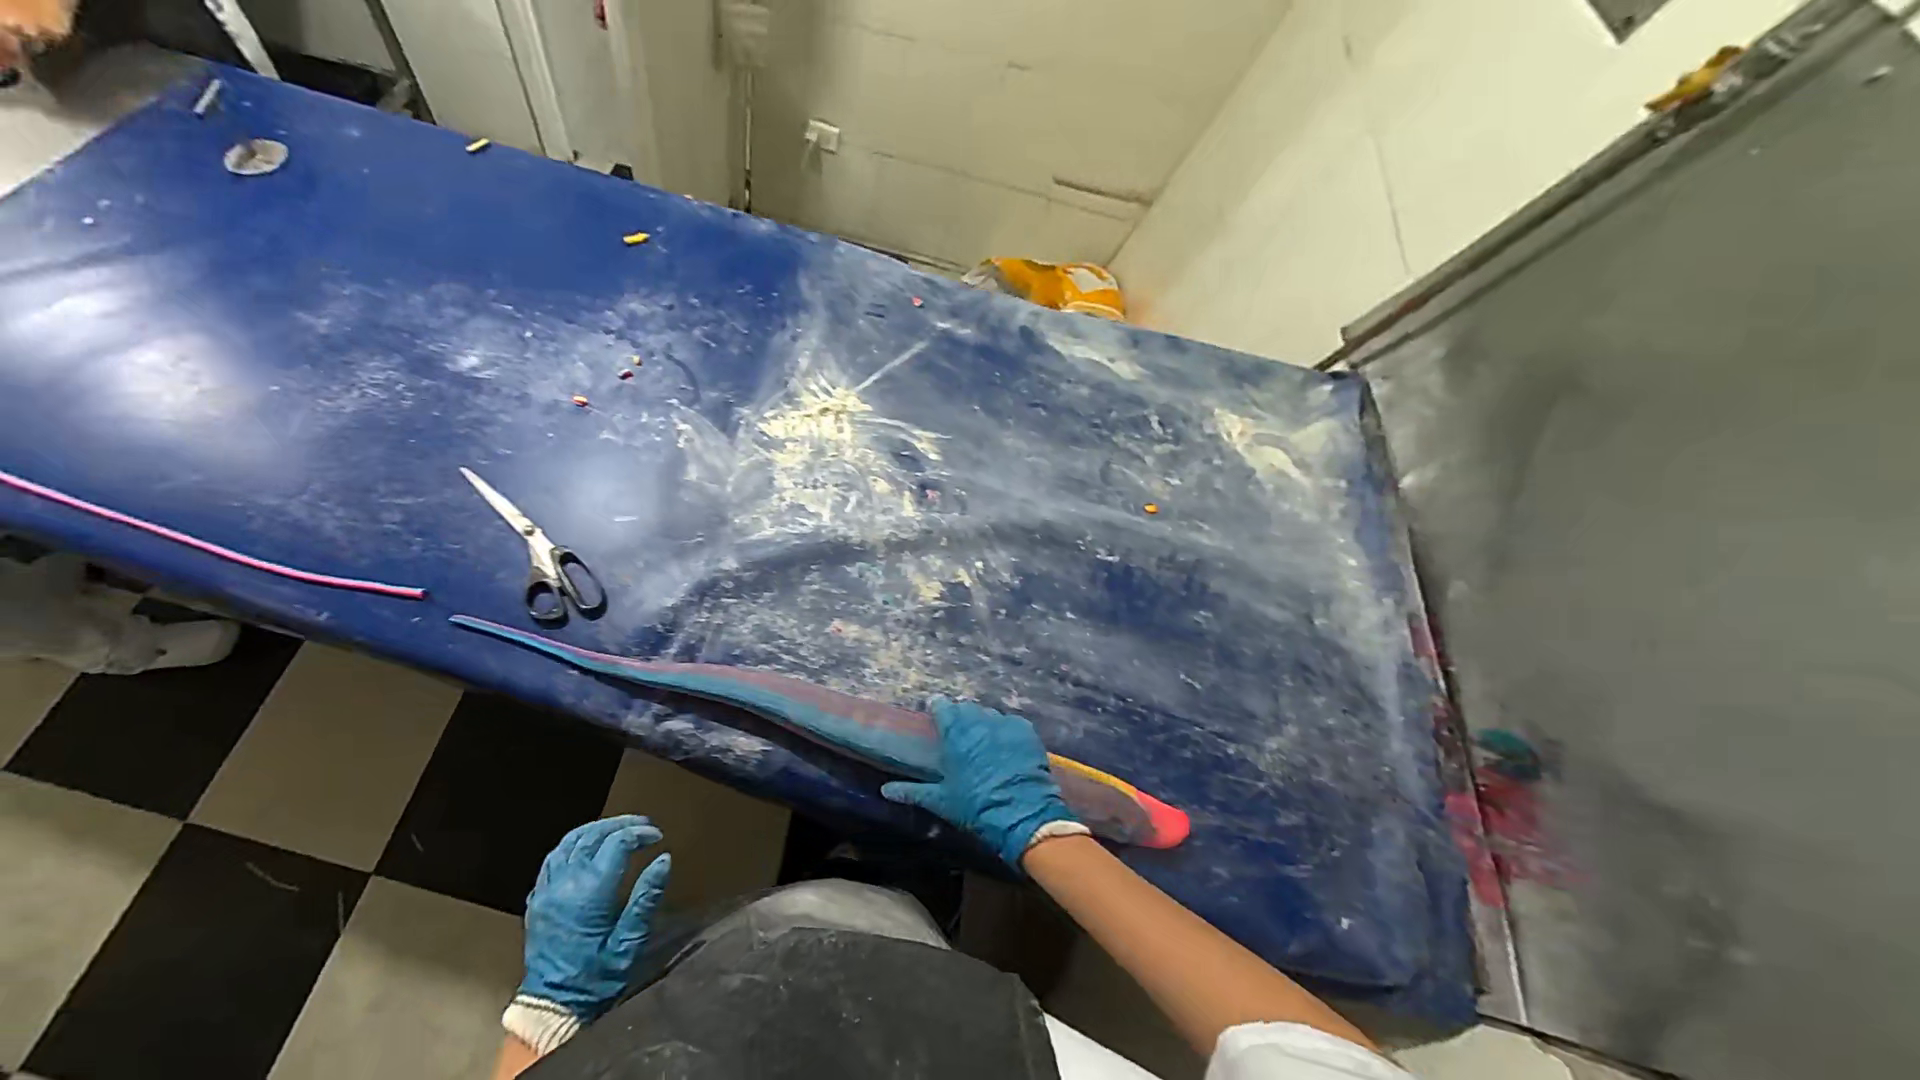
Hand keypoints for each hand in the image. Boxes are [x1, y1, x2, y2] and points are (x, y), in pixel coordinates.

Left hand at [517, 815, 670, 1022]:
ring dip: (596, 829)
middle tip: (643, 825)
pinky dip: (573, 844)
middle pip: (592, 835)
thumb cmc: (596, 978)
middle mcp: (564, 885)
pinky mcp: (537, 900)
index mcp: (589, 894)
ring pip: (569, 842)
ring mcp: (546, 891)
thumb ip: (647, 898)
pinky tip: (588, 847)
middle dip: (621, 824)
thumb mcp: (630, 942)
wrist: (553, 1007)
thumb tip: (664, 859)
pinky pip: (553, 858)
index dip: (640, 834)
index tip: (657, 837)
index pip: (617, 844)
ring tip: (618, 828)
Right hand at [881, 697, 1081, 866]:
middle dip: (960, 717)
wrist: (1023, 815)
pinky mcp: (1026, 731)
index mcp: (956, 732)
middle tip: (958, 735)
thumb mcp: (941, 801)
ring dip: (983, 723)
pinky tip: (1005, 747)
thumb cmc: (976, 807)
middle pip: (966, 709)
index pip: (941, 705)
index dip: (937, 708)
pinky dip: (1005, 731)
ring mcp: (1005, 724)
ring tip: (982, 742)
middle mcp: (979, 721)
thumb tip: (885, 791)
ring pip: (989, 715)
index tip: (934, 715)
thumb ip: (912, 792)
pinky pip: (1011, 724)